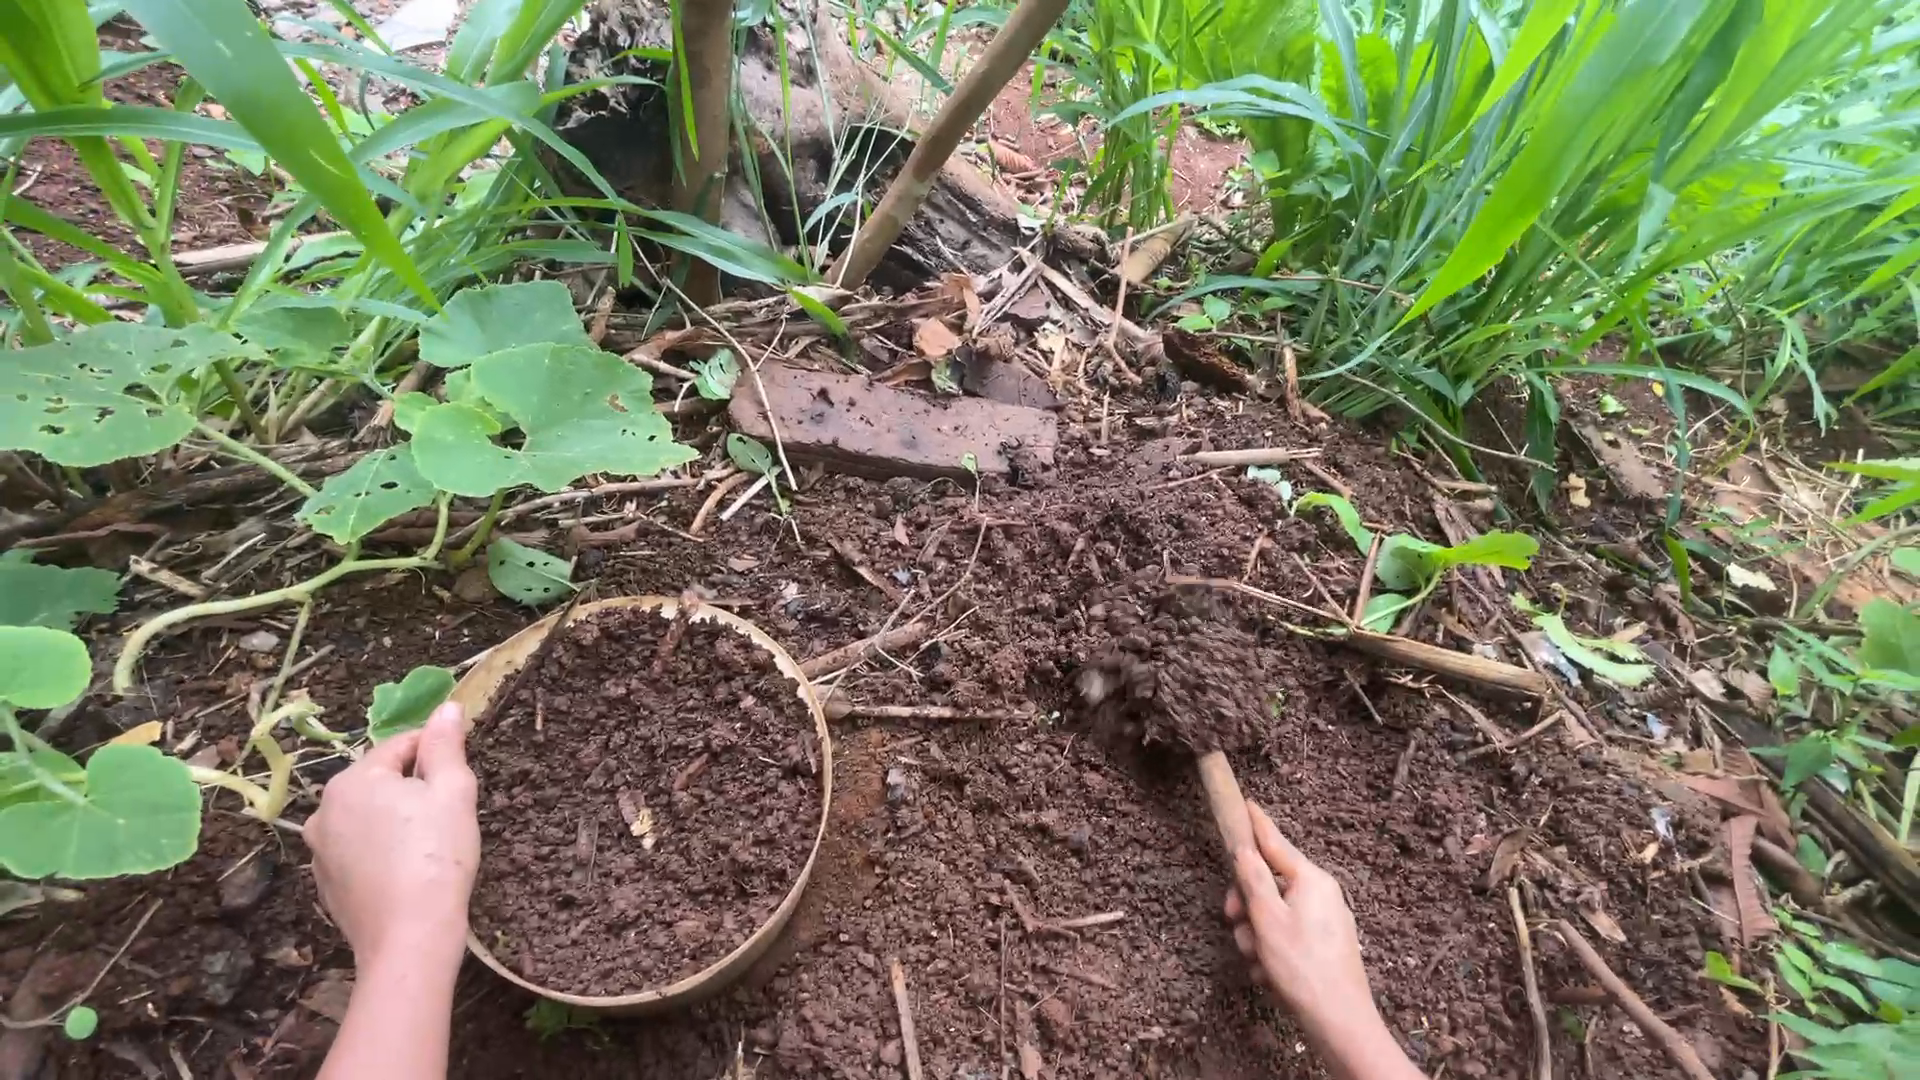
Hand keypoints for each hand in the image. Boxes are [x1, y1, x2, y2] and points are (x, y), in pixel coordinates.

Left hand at [307, 702, 478, 971]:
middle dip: (418, 784)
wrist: (409, 933)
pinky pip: (360, 846)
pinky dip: (385, 846)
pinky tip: (412, 865)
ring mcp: (319, 849)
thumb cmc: (438, 852)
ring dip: (400, 815)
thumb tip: (447, 706)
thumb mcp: (453, 790)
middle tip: (451, 808)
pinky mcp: (325, 882)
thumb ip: (446, 744)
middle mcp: (324, 810)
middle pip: (383, 779)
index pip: (402, 744)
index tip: (463, 772)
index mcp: (354, 781)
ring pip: (370, 813)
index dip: (438, 752)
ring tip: (434, 838)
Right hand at [1225, 800, 1423, 1078]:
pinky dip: (1271, 950)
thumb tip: (1243, 849)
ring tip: (1256, 958)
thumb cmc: (1303, 969)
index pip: (1276, 842)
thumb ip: (1252, 878)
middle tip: (1233, 921)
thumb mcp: (1267, 918)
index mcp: (1311, 880)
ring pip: (1273, 911)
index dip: (1256, 823)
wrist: (1340, 1025)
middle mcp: (1321, 894)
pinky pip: (1286, 934)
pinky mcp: (1323, 945)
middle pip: (1269, 882)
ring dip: (1255, 933)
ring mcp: (1324, 921)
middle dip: (1246, 903)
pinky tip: (1268, 972)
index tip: (1246, 802)